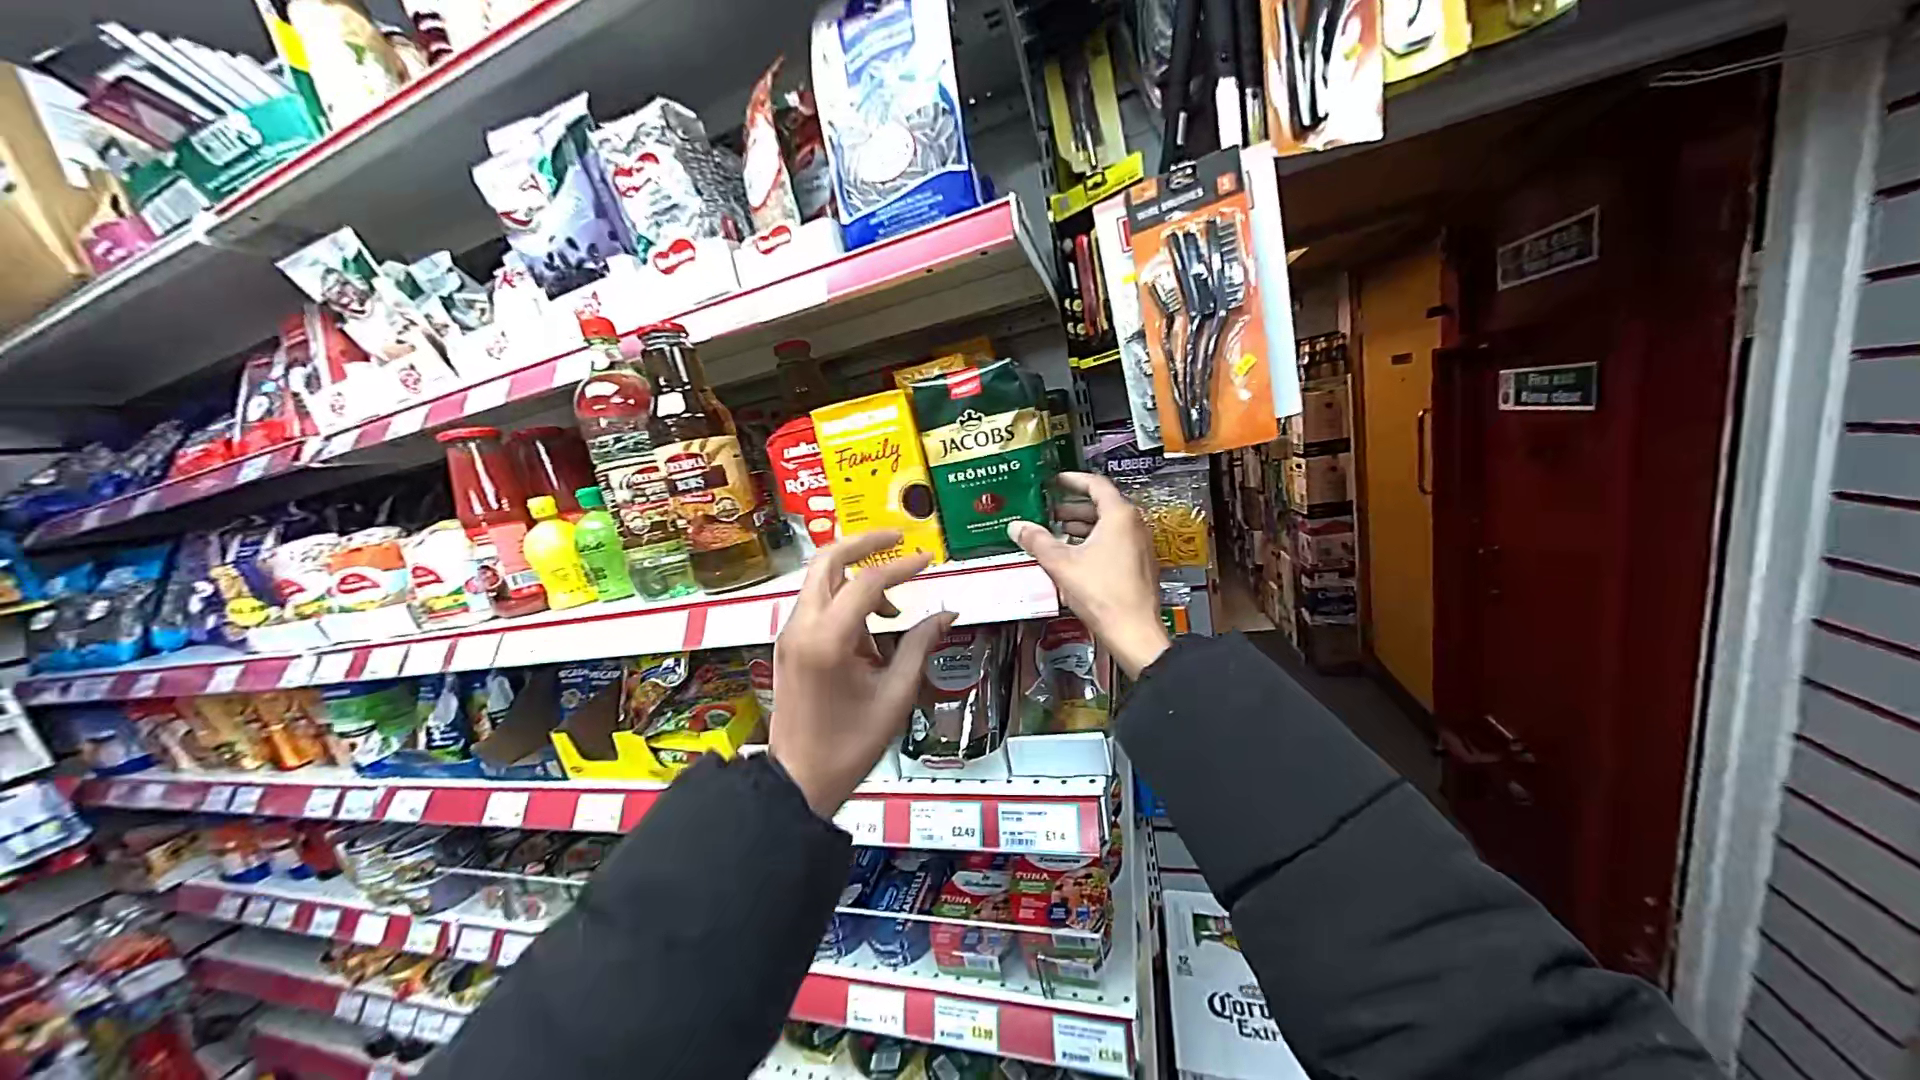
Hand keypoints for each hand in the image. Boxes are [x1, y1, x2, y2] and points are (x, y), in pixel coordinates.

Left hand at [770, 530, 954, 816]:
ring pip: (820, 579)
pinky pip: (817, 603)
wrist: (798, 779)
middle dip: (864, 543)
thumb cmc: (846, 747)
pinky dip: (844, 598)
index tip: (927, 560)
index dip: (902, 566)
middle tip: (898, 540)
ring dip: (855, 575)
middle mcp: (801, 629)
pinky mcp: (789, 644)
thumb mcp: (895, 695)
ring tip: (891, 609)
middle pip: (828, 560)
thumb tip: (945, 616)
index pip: (867, 582)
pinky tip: (870, 629)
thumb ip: (920, 646)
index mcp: (827, 641)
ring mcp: (790, 635)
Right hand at [1008, 472, 1170, 677]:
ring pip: (1108, 525)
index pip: (1096, 484)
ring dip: (1082, 525)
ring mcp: (1140, 545)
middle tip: (1050, 510)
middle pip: (1102, 505)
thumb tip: (1018, 527)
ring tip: (1057, 532)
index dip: (1073, 480)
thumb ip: (1038, 541)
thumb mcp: (1062, 563)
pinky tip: (1074, 555)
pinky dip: (1093, 541)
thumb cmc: (1104, 594)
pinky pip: (1115, 542)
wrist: (1133, 630)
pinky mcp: (1139, 564)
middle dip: (1073, 507)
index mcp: (1120, 516)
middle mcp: (1134, 526)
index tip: (1057, 480)